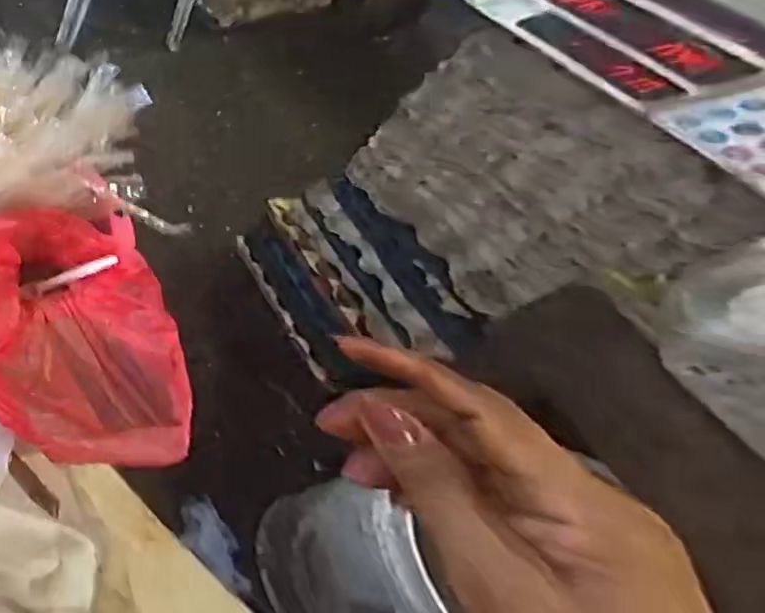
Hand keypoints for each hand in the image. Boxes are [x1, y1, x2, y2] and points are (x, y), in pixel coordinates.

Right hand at [318, 337, 710, 612]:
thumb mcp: (489, 574)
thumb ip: (434, 485)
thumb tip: (379, 410)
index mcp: (582, 499)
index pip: (481, 405)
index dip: (408, 366)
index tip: (346, 345)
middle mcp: (590, 495)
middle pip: (473, 427)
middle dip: (393, 416)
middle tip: (330, 427)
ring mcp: (586, 520)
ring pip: (476, 455)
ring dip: (407, 451)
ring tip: (356, 472)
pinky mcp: (574, 542)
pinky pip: (491, 487)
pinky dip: (436, 480)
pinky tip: (400, 492)